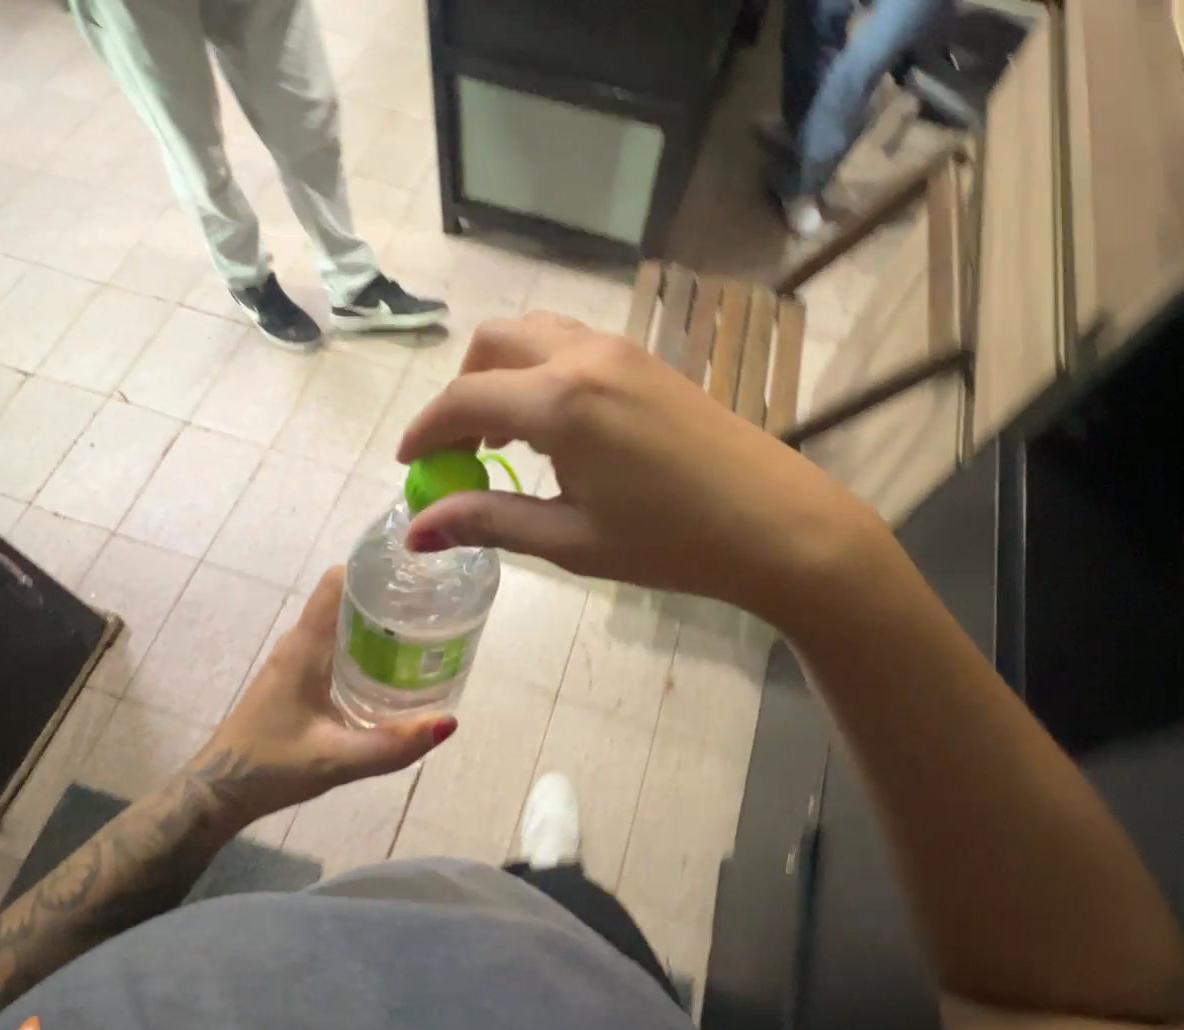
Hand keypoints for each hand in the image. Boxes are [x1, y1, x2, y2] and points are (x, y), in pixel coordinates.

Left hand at [191, 567, 455, 818]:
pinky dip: (366, 644)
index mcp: (305, 646)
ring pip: (342, 621)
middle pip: (347, 597)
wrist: (218, 791)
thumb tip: (450, 722)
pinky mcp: (296, 675)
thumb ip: (392, 745)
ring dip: (379, 621)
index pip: (338, 581)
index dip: (376, 572)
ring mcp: (296, 658)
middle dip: (389, 597)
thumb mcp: (337, 761)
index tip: (417, 580)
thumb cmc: (270, 767)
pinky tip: (393, 667)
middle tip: (434, 610)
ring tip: (424, 634)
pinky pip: (336, 643)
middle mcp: (299, 642)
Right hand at [395, 312, 880, 619]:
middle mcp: (584, 354)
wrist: (774, 523)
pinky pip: (570, 344)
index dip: (425, 431)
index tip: (409, 464)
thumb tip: (416, 531)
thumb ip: (488, 521)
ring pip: (533, 333)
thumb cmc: (672, 543)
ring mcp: (620, 349)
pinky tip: (557, 427)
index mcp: (560, 400)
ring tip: (506, 437)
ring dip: (502, 374)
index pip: (463, 398)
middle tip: (462, 451)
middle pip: (492, 344)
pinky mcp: (646, 358)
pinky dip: (540, 371)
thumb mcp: (570, 539)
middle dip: (462, 392)